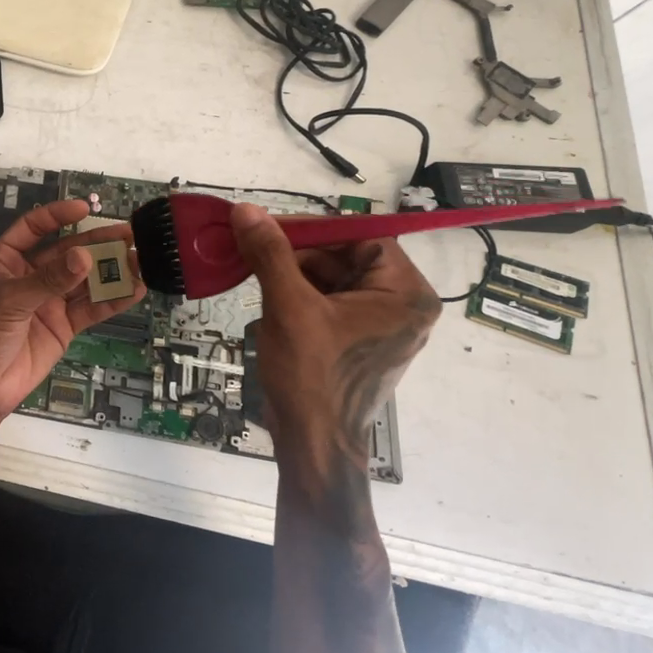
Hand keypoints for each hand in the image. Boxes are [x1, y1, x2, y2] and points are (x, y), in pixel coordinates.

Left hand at [0, 199, 147, 426]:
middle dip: (96, 243)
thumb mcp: (11, 300)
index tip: (84, 208)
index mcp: (5, 261)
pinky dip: (112, 299)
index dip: (57, 215)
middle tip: (129, 234)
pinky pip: (90, 308)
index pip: (33, 228)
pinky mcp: (63, 326)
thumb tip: (84, 256)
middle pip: (67, 253)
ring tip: (140, 259)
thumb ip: (50, 279)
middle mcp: (29, 276)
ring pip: (83, 280)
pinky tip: (134, 289)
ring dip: (110, 271)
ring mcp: (48, 301)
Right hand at [230, 203, 438, 474]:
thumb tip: (246, 210)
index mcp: (405, 294)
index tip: (267, 226)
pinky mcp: (357, 342)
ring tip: (253, 278)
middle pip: (345, 257)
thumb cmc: (312, 375)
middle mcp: (402, 307)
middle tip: (251, 252)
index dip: (313, 228)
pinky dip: (297, 297)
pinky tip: (267, 303)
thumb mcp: (288, 307)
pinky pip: (328, 303)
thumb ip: (270, 254)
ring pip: (332, 279)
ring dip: (291, 275)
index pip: (362, 237)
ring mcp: (380, 327)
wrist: (313, 442)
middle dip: (296, 254)